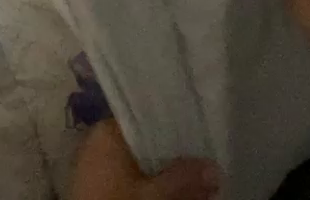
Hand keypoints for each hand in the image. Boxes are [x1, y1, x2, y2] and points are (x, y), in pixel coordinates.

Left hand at [69, 119, 220, 199]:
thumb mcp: (154, 197)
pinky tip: (171, 195)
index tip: (202, 135)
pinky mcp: (96, 188)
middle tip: (207, 167)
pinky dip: (149, 187)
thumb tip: (214, 167)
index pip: (146, 118)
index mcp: (107, 131)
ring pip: (140, 165)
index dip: (176, 128)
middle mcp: (98, 142)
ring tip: (199, 185)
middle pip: (146, 144)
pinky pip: (129, 179)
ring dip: (165, 176)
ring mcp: (95, 167)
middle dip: (175, 158)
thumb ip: (184, 179)